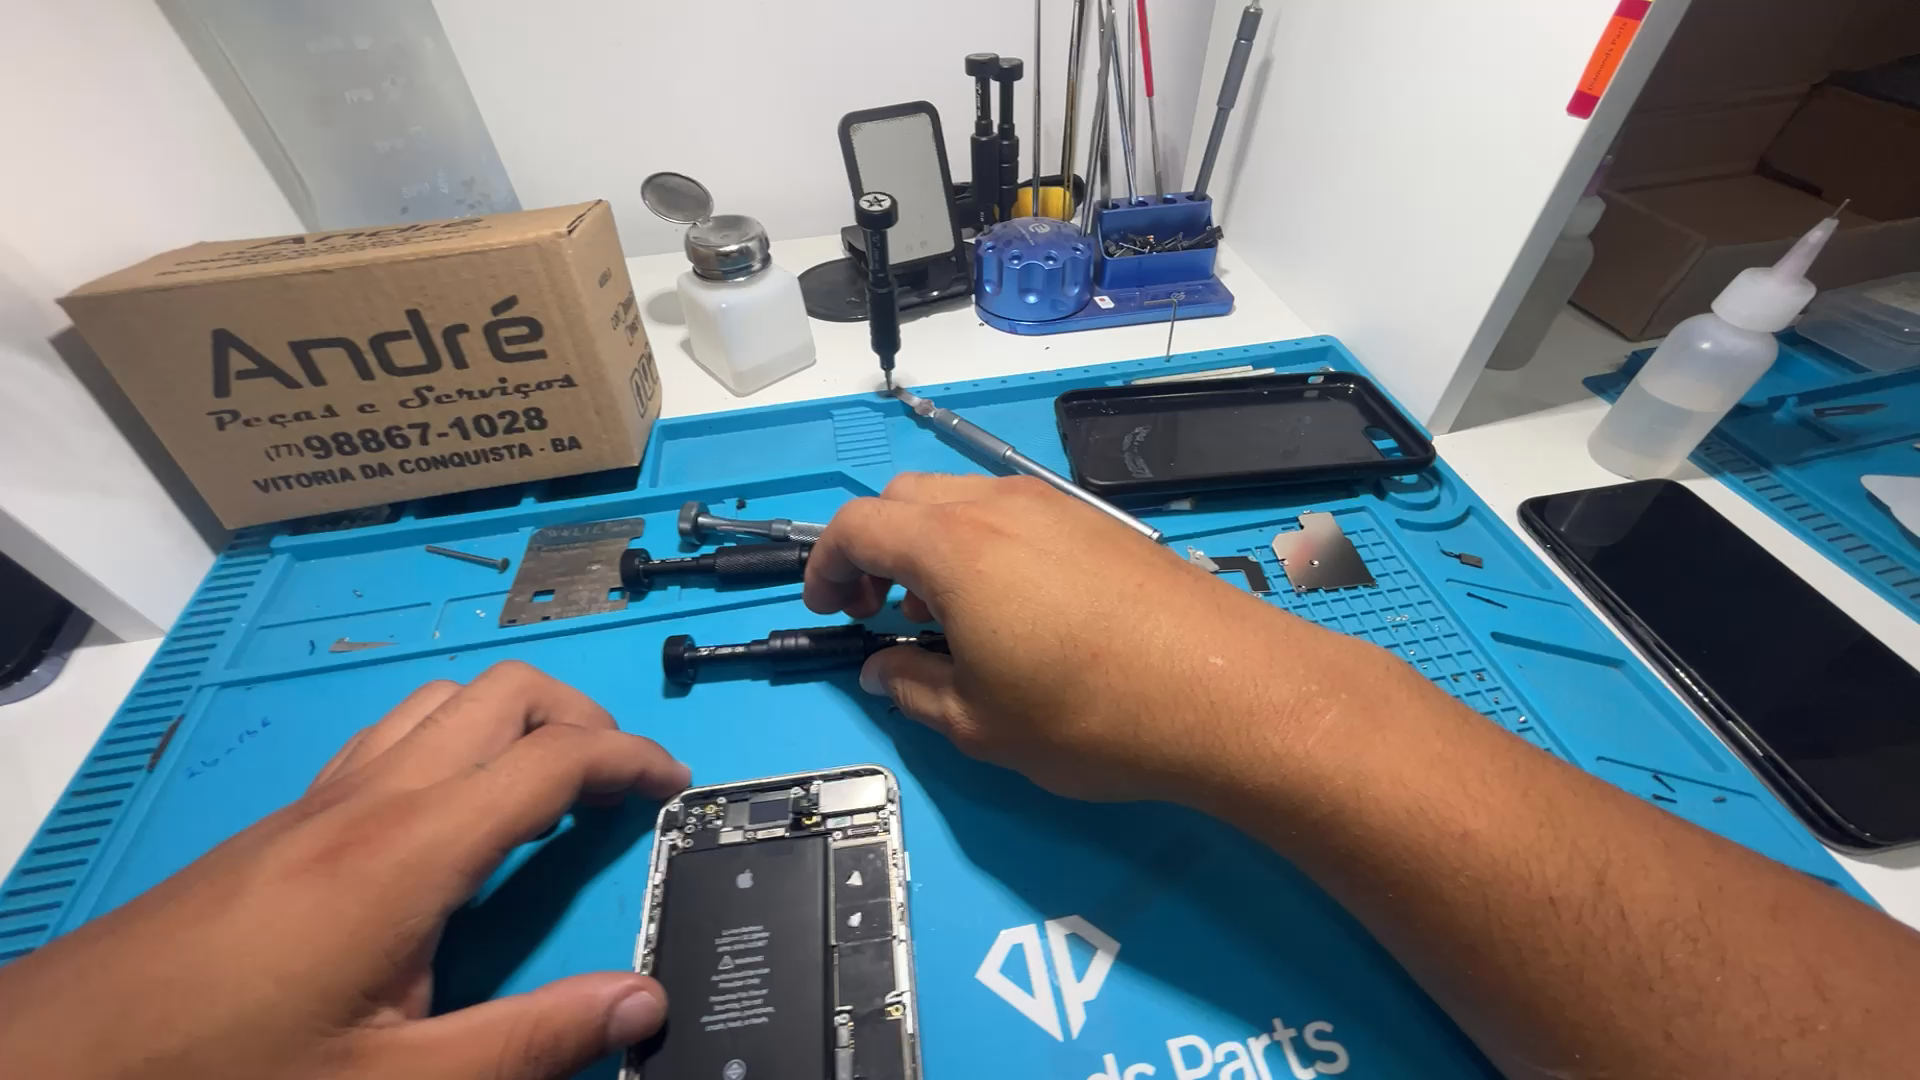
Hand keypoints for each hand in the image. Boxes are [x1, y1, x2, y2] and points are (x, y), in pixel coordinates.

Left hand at [0, 661, 689, 1079]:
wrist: (23, 1077)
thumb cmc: (214, 1079)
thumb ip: (532, 1041)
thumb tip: (643, 1003)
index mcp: (419, 846)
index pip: (561, 758)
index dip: (635, 759)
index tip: (673, 784)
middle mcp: (382, 793)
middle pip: (513, 693)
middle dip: (586, 719)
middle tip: (613, 782)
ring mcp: (330, 793)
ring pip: (454, 698)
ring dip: (521, 719)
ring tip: (545, 783)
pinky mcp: (294, 812)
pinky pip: (403, 731)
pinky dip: (461, 737)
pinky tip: (454, 807)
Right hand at [804, 474, 1422, 805]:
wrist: (1229, 692)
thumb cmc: (1090, 714)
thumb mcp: (980, 722)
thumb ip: (912, 688)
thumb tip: (882, 669)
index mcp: (953, 546)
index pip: (856, 524)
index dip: (825, 563)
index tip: (830, 609)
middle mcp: (999, 506)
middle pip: (905, 499)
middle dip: (874, 547)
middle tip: (883, 610)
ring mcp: (1054, 507)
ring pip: (960, 500)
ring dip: (929, 544)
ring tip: (947, 612)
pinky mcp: (1096, 523)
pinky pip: (1011, 514)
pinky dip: (980, 545)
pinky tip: (1012, 605)